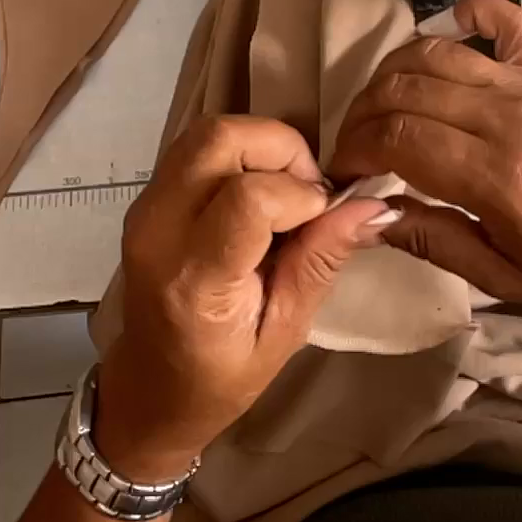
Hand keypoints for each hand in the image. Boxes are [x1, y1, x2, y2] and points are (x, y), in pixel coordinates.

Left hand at [95, 115, 393, 479]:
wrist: (149, 389)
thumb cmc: (220, 376)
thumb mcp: (285, 331)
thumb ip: (322, 260)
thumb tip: (375, 206)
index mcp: (193, 279)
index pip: (248, 196)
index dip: (299, 193)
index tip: (322, 216)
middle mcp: (158, 229)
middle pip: (220, 138)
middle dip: (280, 147)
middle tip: (306, 189)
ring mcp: (145, 206)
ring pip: (207, 131)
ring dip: (260, 145)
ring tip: (285, 189)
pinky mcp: (146, 196)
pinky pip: (197, 147)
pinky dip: (240, 152)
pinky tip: (260, 191)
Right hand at [329, 0, 521, 335]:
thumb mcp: (503, 278)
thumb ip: (429, 238)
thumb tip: (365, 213)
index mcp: (499, 176)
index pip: (396, 137)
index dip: (355, 150)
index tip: (343, 173)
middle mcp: (511, 117)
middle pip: (405, 88)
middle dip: (362, 114)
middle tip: (354, 145)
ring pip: (437, 53)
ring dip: (393, 72)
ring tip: (381, 106)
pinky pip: (509, 22)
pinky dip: (475, 12)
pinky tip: (454, 20)